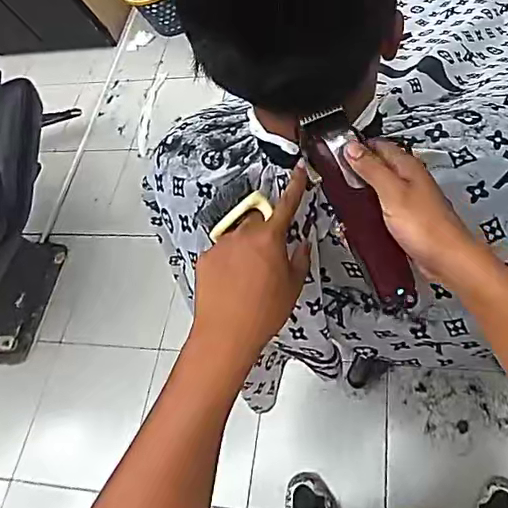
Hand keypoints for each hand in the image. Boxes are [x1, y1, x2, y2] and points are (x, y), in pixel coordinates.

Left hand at [187, 165, 311, 368]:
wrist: (226, 336)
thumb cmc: (262, 313)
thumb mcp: (293, 285)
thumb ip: (300, 258)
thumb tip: (301, 246)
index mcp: (269, 238)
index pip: (286, 204)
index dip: (294, 186)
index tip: (297, 172)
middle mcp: (243, 235)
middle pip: (259, 219)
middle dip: (266, 229)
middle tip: (272, 253)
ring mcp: (221, 245)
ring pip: (239, 234)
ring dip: (247, 246)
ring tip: (252, 275)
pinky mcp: (205, 258)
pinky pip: (223, 250)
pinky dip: (230, 260)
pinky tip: (235, 282)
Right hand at [342, 138, 490, 287]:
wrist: (447, 259)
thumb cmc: (428, 227)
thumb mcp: (392, 192)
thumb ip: (371, 169)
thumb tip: (353, 148)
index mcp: (408, 167)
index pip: (380, 145)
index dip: (358, 145)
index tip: (339, 151)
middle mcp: (411, 181)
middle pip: (380, 167)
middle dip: (359, 171)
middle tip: (341, 177)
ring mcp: (410, 202)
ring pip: (381, 190)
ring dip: (365, 195)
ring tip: (349, 201)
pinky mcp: (409, 221)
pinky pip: (385, 211)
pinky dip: (373, 214)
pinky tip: (366, 222)